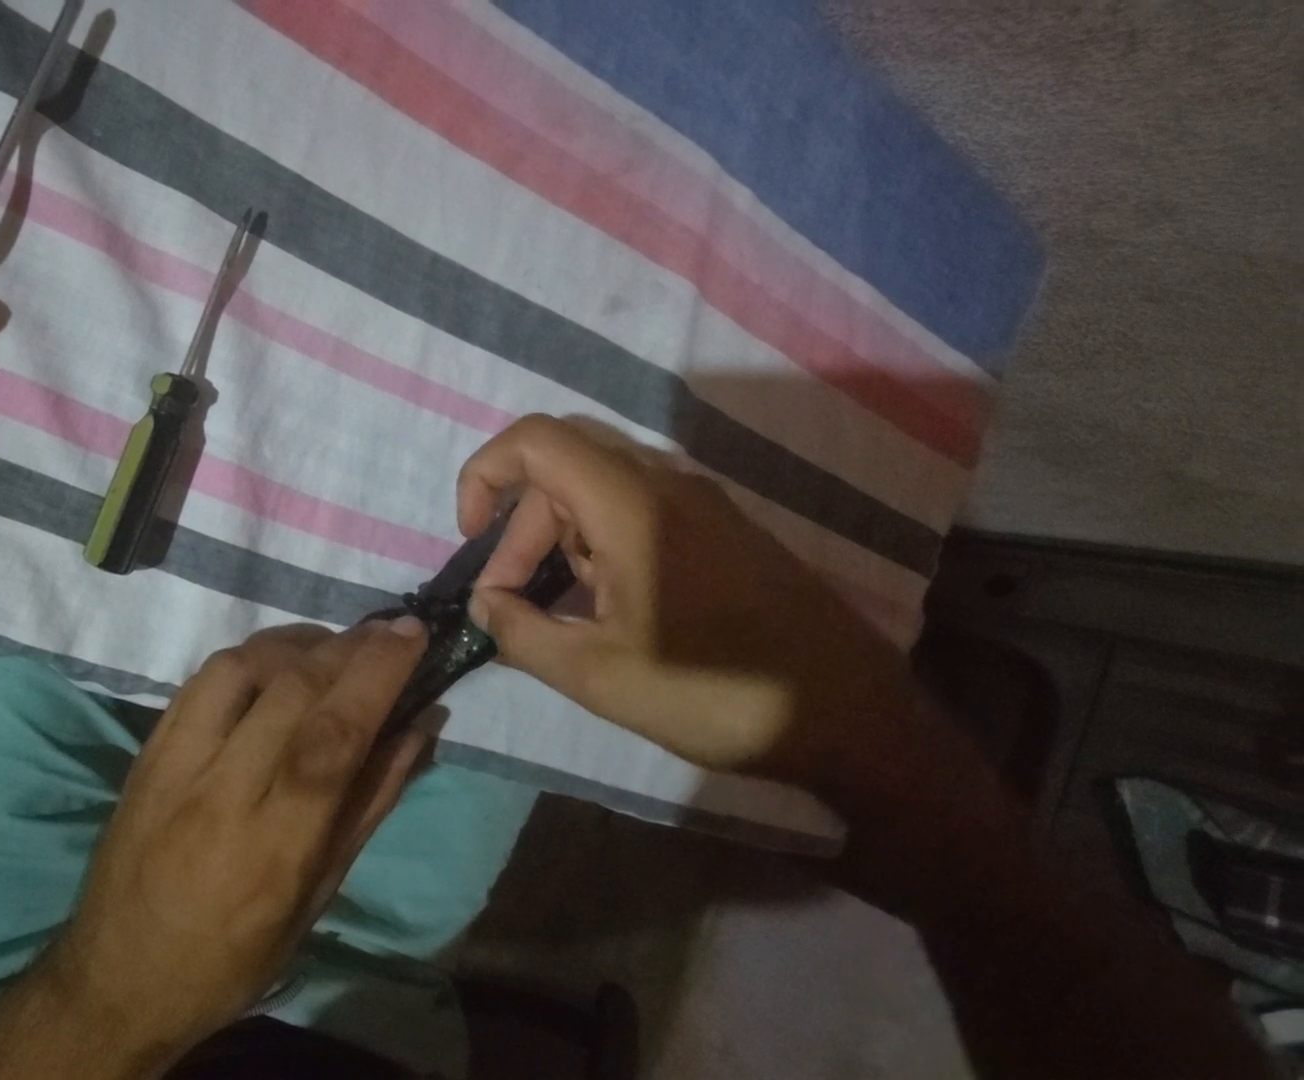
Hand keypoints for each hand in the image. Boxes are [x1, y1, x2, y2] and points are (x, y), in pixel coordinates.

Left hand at [41, 619, 430, 1061]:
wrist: (118, 979)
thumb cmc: (236, 955)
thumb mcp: (319, 895)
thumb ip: (371, 801)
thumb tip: (421, 726)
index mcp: (274, 845)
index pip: (334, 735)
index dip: (378, 674)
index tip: (412, 634)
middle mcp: (221, 792)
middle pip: (293, 689)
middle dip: (351, 646)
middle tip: (388, 629)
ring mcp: (175, 764)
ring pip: (242, 667)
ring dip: (299, 642)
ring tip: (336, 646)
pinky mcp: (148, 749)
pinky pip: (203, 679)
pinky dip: (253, 654)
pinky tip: (279, 662)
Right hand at [458, 414, 917, 787]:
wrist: (849, 717)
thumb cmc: (712, 694)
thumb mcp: (595, 676)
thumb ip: (520, 633)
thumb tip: (484, 605)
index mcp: (631, 505)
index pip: (535, 440)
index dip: (484, 474)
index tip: (471, 538)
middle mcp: (666, 483)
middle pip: (563, 463)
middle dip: (520, 524)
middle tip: (508, 596)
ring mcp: (700, 503)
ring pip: (599, 486)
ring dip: (559, 536)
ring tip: (558, 609)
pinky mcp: (721, 529)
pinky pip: (638, 507)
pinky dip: (598, 541)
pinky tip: (608, 604)